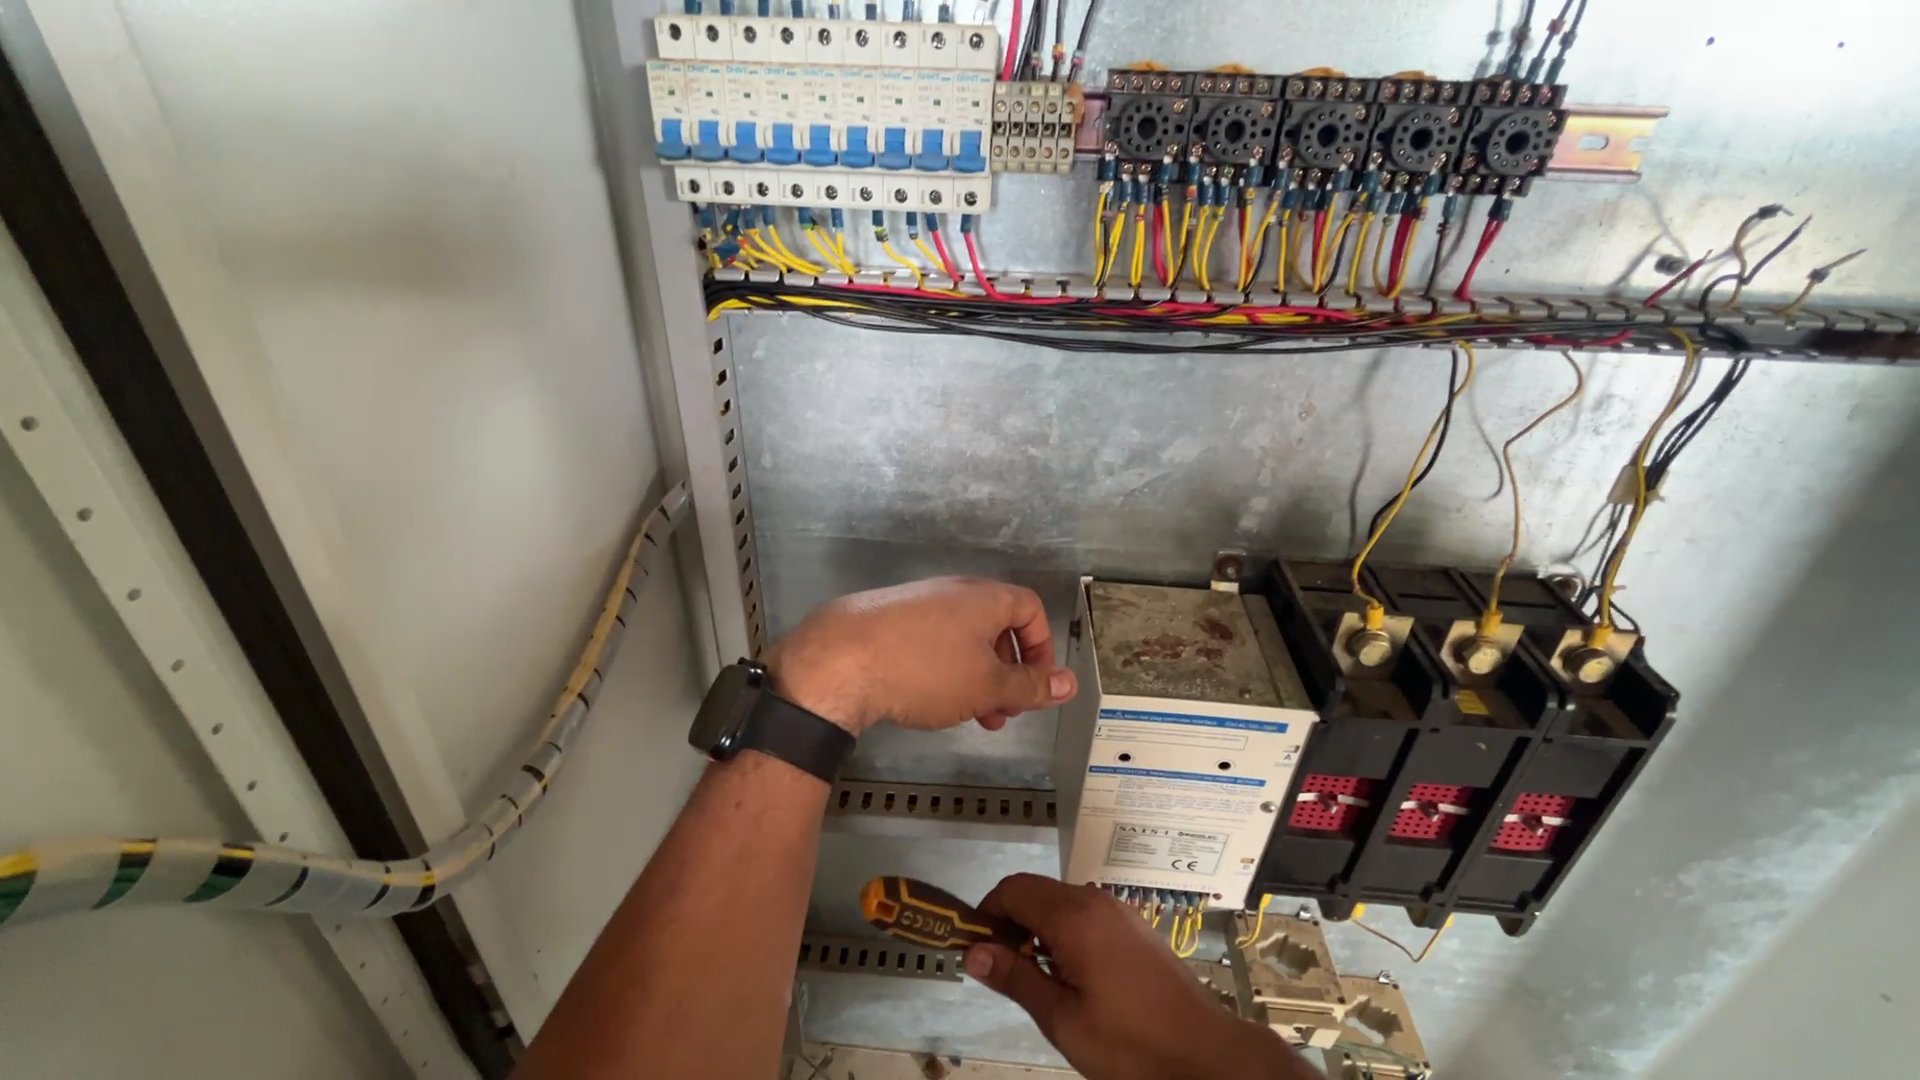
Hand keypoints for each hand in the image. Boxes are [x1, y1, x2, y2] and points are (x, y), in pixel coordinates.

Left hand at [765, 577, 1077, 735]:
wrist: (840, 660)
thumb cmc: (926, 670)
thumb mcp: (987, 686)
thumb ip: (1031, 685)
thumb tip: (1071, 682)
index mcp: (984, 598)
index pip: (1030, 608)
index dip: (1042, 646)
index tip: (1038, 684)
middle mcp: (952, 591)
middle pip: (995, 625)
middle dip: (1007, 671)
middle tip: (1004, 710)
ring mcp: (916, 602)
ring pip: (961, 638)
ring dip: (975, 676)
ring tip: (970, 717)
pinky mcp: (885, 619)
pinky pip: (929, 641)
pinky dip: (941, 668)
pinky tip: (927, 700)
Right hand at [964, 874, 1312, 1079]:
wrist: (1206, 1053)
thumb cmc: (1129, 1042)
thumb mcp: (1063, 1019)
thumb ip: (1016, 978)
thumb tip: (973, 952)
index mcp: (1073, 916)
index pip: (1013, 889)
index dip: (987, 913)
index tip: (977, 950)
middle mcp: (1094, 900)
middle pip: (1035, 890)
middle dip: (1009, 920)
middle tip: (1002, 968)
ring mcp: (1117, 910)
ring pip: (1058, 901)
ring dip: (1036, 926)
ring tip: (1035, 976)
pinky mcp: (1132, 925)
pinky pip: (1083, 912)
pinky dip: (1062, 930)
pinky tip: (1069, 973)